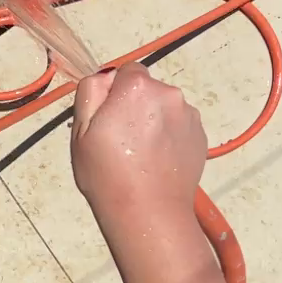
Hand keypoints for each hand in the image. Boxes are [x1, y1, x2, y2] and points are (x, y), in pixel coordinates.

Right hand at [69, 63, 206, 234]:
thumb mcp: (80, 132)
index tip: (106, 120)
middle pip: (146, 89)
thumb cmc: (107, 173)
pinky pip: (178, 126)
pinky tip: (155, 162)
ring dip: (151, 122)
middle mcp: (169, 93)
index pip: (124, 71)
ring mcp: (189, 115)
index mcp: (137, 88)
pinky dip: (167, 137)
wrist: (147, 210)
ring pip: (163, 108)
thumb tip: (103, 77)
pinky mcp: (200, 135)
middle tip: (118, 141)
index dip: (112, 93)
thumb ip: (89, 93)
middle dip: (133, 106)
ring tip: (138, 155)